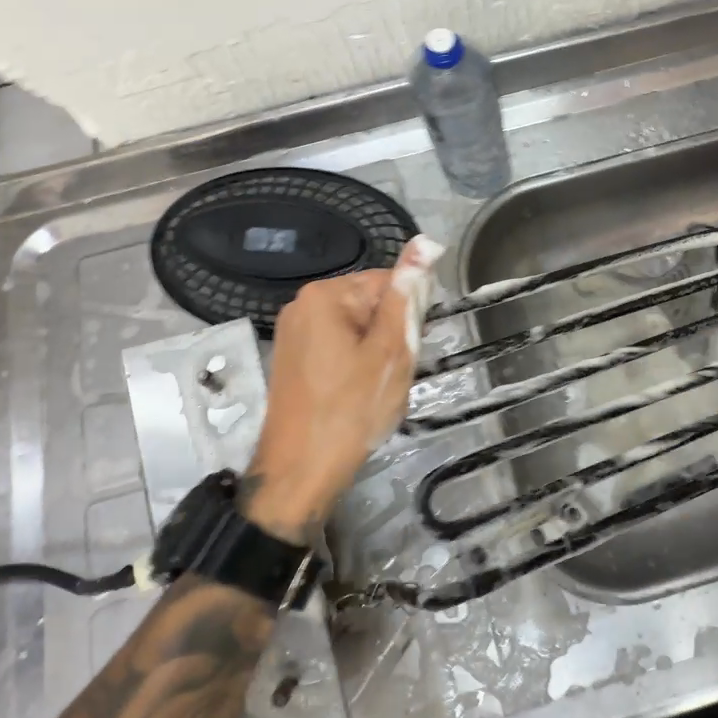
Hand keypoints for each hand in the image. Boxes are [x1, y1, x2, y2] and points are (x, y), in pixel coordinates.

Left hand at [241, 239, 440, 541]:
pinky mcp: (292, 359)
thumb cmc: (351, 410)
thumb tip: (425, 244)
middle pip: (370, 304)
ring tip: (374, 389)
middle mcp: (302, 305)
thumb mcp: (390, 351)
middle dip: (390, 336)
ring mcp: (293, 333)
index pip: (389, 282)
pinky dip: (354, 367)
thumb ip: (407, 297)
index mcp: (325, 295)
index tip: (408, 350)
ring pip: (357, 330)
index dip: (408, 315)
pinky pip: (337, 348)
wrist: (299, 472)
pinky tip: (356, 396)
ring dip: (375, 354)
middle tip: (391, 374)